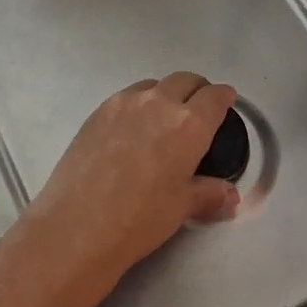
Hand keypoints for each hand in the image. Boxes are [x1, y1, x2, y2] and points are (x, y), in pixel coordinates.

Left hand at [16, 72, 240, 306]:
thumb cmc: (139, 219)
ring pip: (153, 85)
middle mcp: (158, 103)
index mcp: (189, 124)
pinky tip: (133, 130)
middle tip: (200, 107)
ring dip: (166, 94)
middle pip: (185, 80)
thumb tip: (229, 196)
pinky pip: (126, 97)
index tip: (227, 101)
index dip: (224, 97)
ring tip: (164, 119)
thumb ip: (209, 193)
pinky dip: (139, 104)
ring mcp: (123, 103)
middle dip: (197, 90)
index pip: (214, 97)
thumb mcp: (181, 207)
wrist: (77, 226)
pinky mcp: (97, 112)